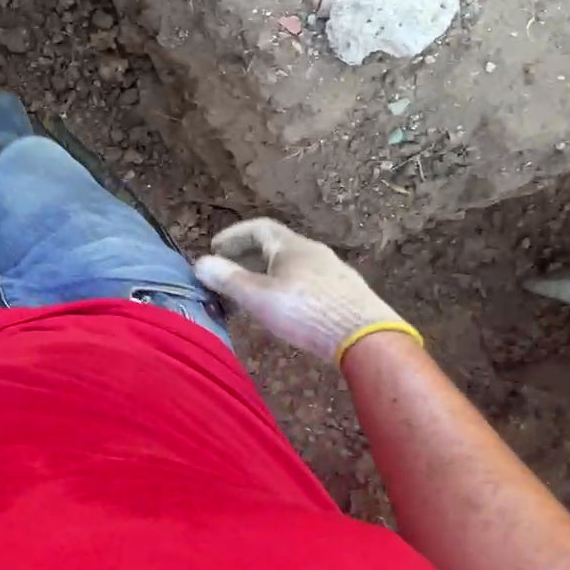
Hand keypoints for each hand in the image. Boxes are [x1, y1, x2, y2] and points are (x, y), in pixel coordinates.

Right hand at [193, 218, 420, 363]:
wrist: (369, 340)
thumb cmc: (306, 312)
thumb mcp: (257, 296)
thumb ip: (226, 279)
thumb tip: (200, 263)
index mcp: (293, 247)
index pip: (259, 228)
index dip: (233, 235)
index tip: (214, 249)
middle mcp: (316, 254)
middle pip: (276, 247)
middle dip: (247, 257)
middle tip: (227, 274)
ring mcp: (335, 274)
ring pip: (292, 267)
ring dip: (266, 275)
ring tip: (251, 295)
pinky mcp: (347, 296)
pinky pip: (307, 283)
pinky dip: (286, 288)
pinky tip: (283, 310)